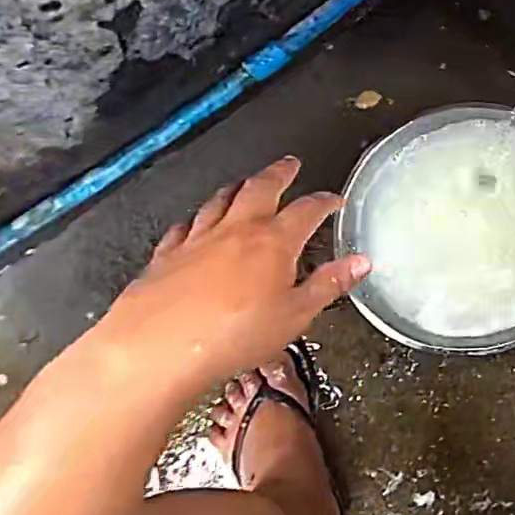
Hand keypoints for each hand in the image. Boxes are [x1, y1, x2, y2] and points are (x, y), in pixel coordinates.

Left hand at [80, 156, 368, 392]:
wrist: (155, 349)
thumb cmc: (232, 335)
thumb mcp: (296, 315)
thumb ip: (329, 284)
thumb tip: (360, 263)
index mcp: (274, 241)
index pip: (307, 210)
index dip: (324, 201)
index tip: (333, 199)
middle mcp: (236, 230)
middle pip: (261, 188)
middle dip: (279, 173)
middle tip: (290, 164)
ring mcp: (197, 239)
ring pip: (221, 200)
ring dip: (238, 187)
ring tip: (246, 182)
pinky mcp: (166, 256)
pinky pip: (184, 225)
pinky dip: (197, 217)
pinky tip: (195, 220)